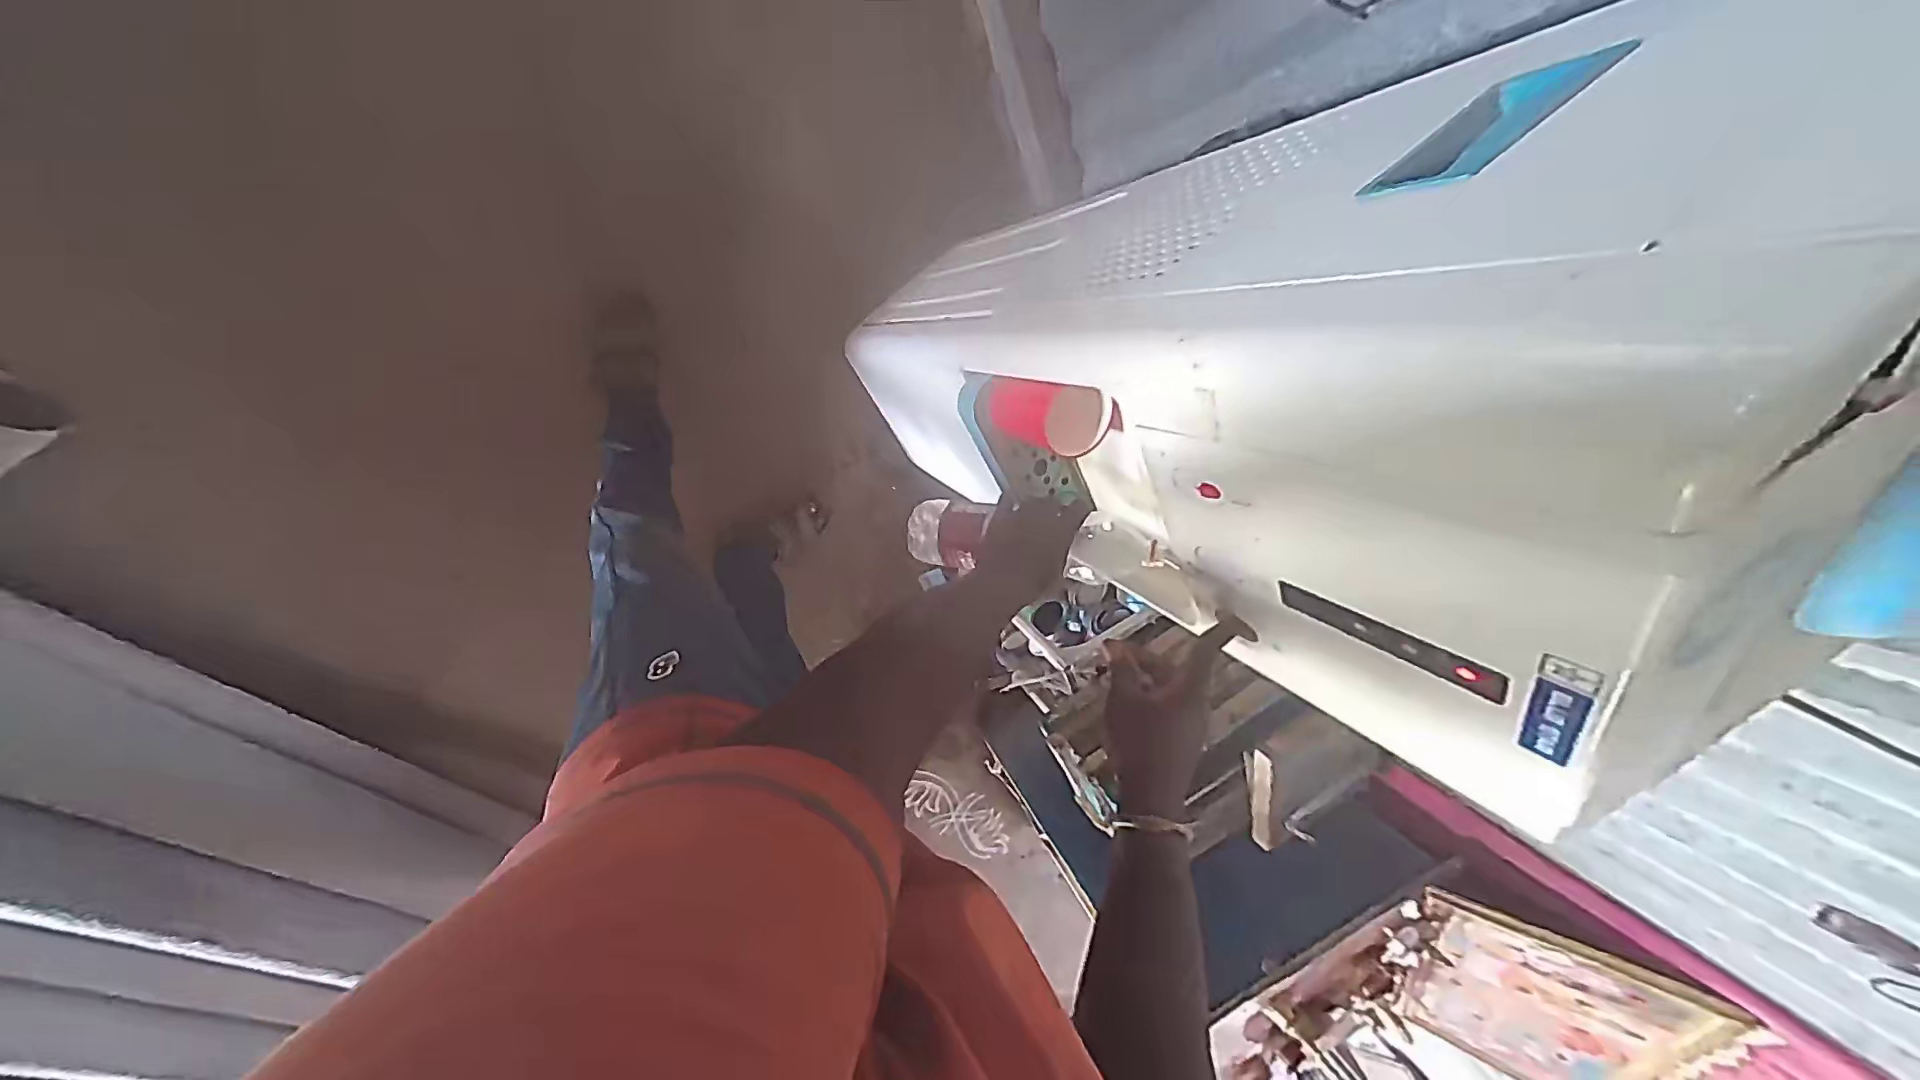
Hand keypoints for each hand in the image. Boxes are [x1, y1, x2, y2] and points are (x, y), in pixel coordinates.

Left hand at [972, 494, 1090, 603]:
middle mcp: (1042, 514)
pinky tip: (1010, 511)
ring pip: (1030, 500)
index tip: (1081, 514)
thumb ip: (1062, 562)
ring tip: (1034, 514)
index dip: (1080, 511)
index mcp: (1063, 528)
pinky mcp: (998, 517)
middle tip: (1055, 518)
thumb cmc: (1034, 584)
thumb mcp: (1058, 577)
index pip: (1078, 509)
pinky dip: (1010, 505)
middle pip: (1053, 502)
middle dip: (1056, 508)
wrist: (1002, 582)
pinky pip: (1006, 502)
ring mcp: (1019, 513)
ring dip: (1034, 506)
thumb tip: (1063, 564)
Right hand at [1101, 617, 1249, 817]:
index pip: (1208, 649)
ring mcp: (1192, 722)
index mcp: (1189, 688)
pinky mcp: (1182, 737)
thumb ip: (1121, 668)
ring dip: (1143, 678)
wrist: (1151, 796)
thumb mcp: (1123, 699)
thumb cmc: (1139, 742)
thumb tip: (1115, 647)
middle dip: (1145, 658)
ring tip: (1113, 677)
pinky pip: (1167, 705)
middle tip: (1113, 654)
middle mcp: (1198, 702)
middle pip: (1176, 668)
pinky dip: (1148, 696)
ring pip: (1169, 688)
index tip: (1229, 615)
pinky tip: (1124, 703)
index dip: (1222, 629)